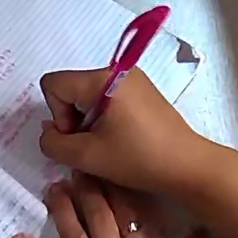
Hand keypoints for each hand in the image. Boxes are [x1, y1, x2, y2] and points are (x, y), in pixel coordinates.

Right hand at [37, 69, 224, 197]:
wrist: (187, 166)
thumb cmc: (138, 158)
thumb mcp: (86, 156)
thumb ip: (53, 142)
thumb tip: (49, 131)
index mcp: (103, 78)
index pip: (54, 84)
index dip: (57, 114)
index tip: (80, 137)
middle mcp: (118, 71)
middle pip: (71, 89)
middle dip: (73, 119)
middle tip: (93, 146)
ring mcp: (133, 80)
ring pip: (88, 97)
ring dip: (89, 123)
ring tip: (109, 146)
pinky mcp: (143, 93)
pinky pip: (107, 100)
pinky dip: (105, 120)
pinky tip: (121, 141)